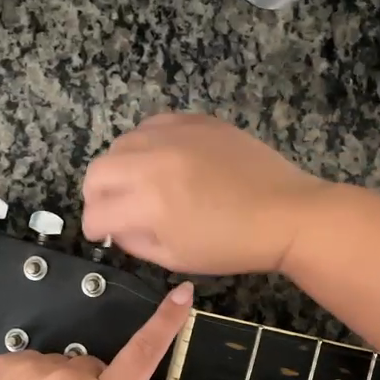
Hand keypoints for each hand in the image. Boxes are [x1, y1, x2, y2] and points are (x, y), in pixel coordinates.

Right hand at [81, 113, 330, 273]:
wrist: (285, 213)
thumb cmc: (232, 245)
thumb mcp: (176, 258)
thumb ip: (134, 242)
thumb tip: (115, 228)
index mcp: (148, 203)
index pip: (97, 212)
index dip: (93, 228)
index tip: (101, 234)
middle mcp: (153, 161)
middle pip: (98, 171)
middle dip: (96, 195)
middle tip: (111, 209)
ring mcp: (175, 135)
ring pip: (121, 143)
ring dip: (119, 167)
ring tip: (137, 184)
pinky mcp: (196, 121)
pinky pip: (153, 124)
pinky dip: (146, 143)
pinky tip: (160, 160)